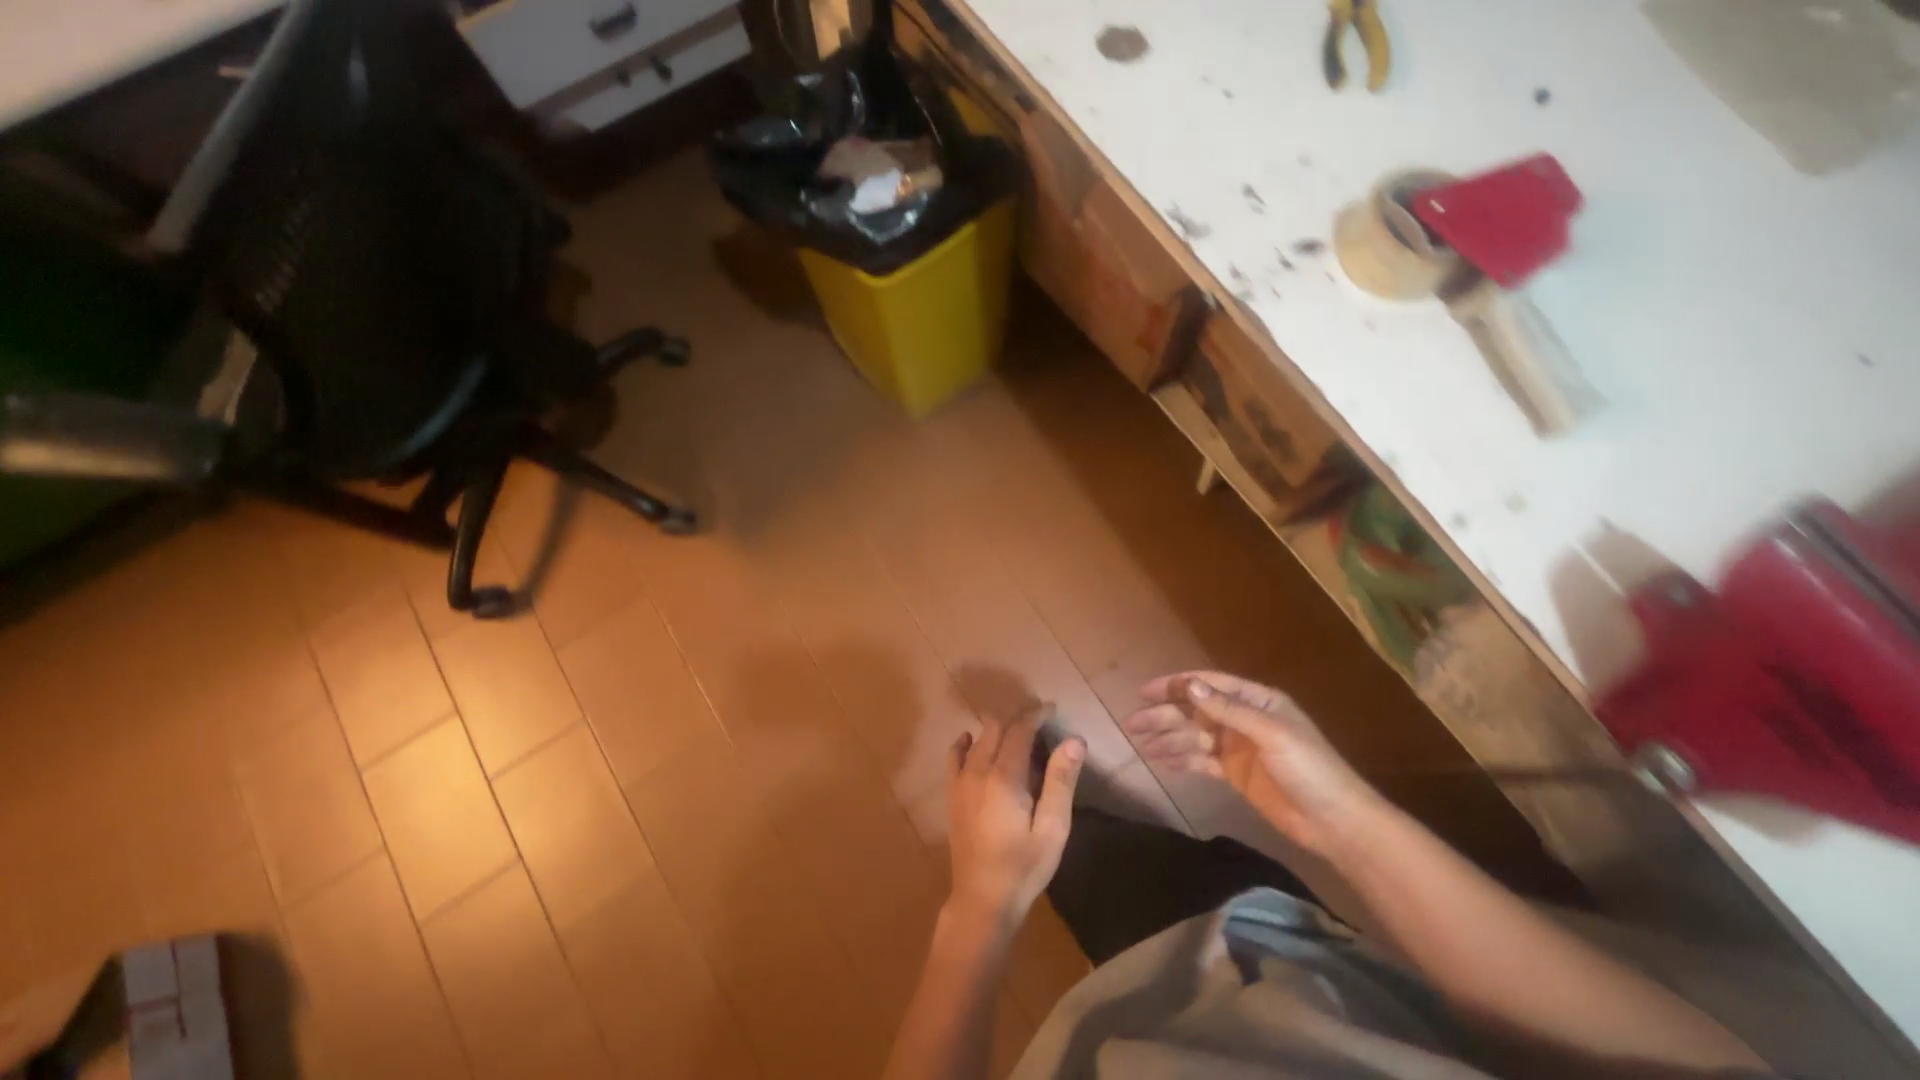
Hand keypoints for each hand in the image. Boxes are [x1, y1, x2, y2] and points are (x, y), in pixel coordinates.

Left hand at [945, 705, 1084, 928]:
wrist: (982, 899)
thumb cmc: (1024, 867)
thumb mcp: (1053, 828)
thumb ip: (1061, 781)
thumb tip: (1074, 741)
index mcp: (1005, 777)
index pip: (1019, 730)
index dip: (1036, 715)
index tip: (1053, 709)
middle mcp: (978, 771)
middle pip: (996, 728)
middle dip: (1018, 718)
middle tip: (1041, 722)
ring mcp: (960, 783)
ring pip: (977, 739)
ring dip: (996, 729)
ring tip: (1018, 735)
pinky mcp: (952, 795)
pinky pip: (955, 756)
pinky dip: (967, 743)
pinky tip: (974, 743)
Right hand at [1123, 672, 1380, 854]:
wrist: (1334, 820)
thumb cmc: (1310, 769)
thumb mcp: (1271, 734)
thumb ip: (1230, 711)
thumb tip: (1190, 687)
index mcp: (1258, 701)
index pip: (1210, 686)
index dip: (1177, 685)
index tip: (1145, 692)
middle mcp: (1245, 719)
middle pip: (1197, 711)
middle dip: (1165, 715)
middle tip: (1133, 723)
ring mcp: (1239, 747)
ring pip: (1195, 736)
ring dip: (1169, 739)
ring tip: (1141, 746)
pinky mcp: (1236, 773)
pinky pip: (1202, 760)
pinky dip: (1182, 760)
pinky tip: (1162, 762)